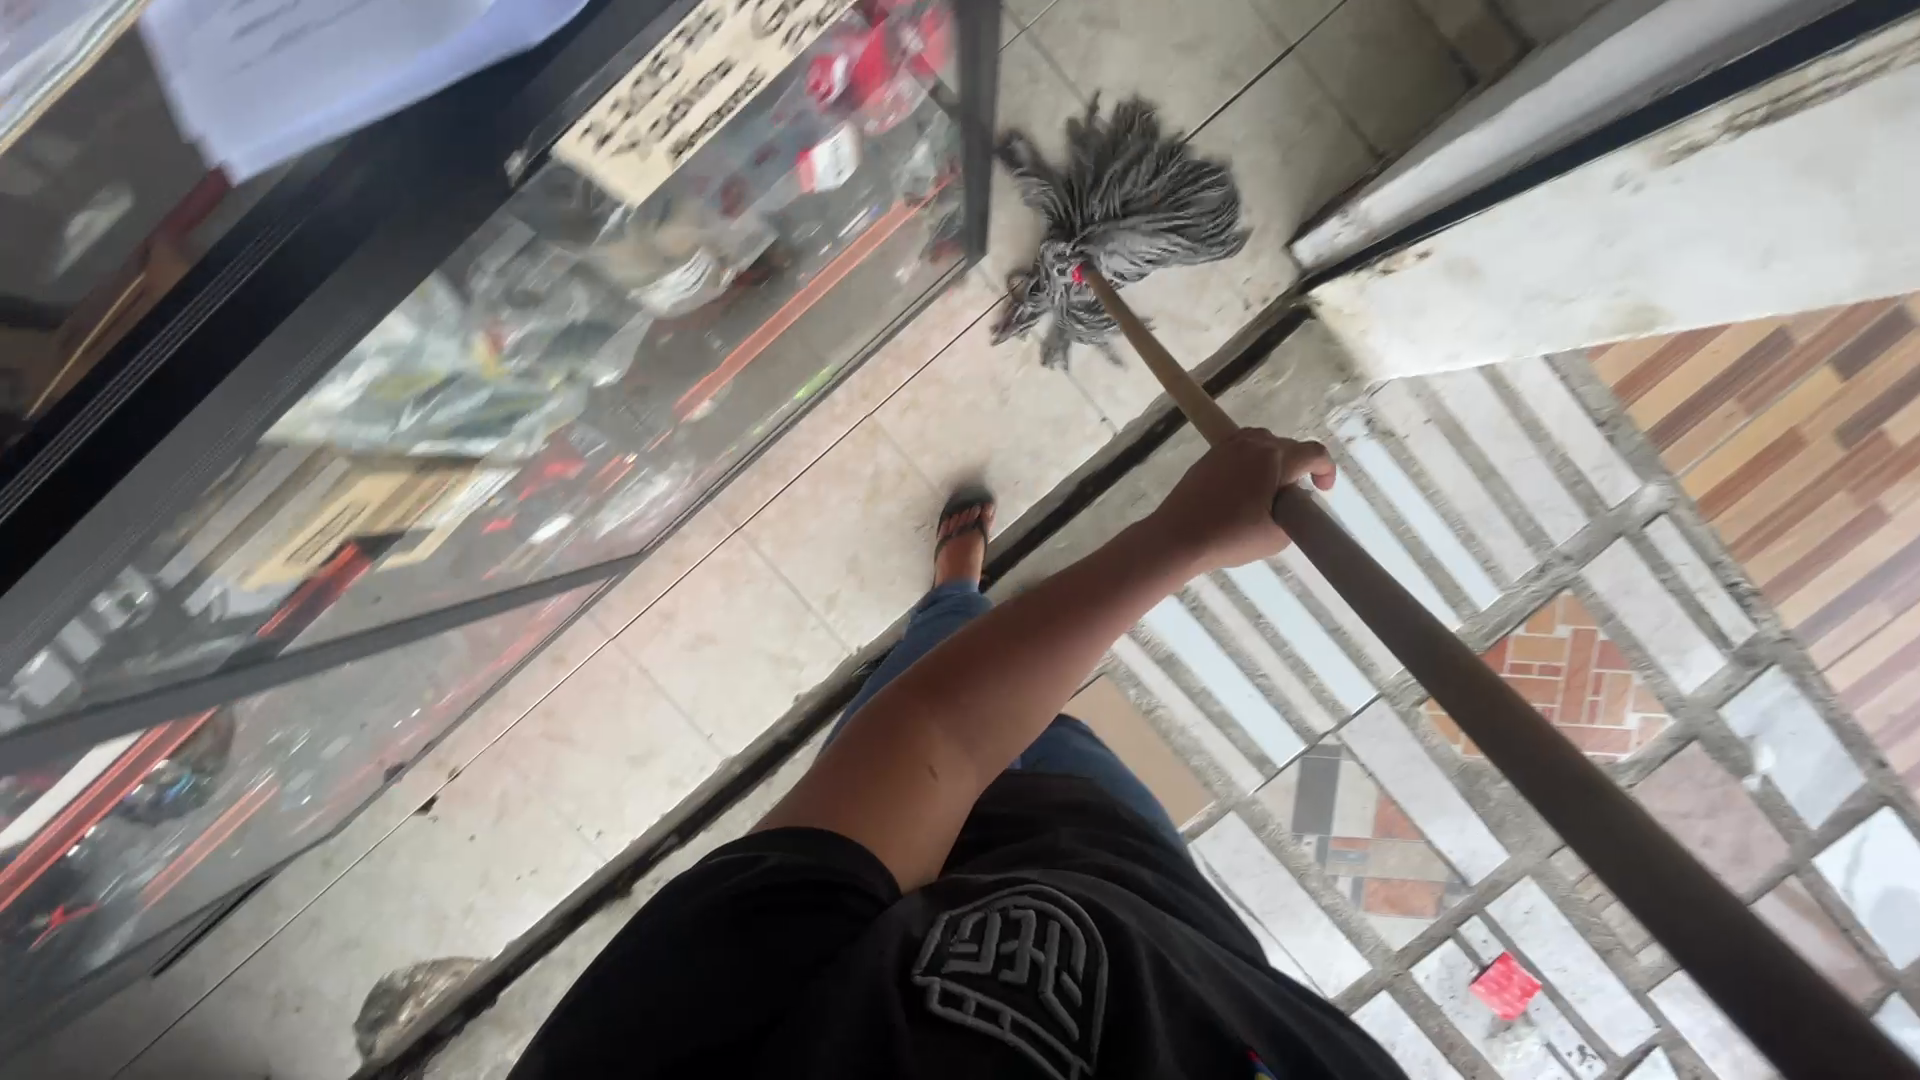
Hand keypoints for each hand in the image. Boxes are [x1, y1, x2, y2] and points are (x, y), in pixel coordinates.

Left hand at [1145, 428, 1335, 571]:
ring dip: (1274, 461)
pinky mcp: (1209, 456)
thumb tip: (1291, 501)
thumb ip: (1296, 513)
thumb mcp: (1278, 535)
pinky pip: (1240, 450)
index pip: (1314, 453)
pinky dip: (1251, 462)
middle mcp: (1252, 443)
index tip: (1322, 490)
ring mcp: (1226, 447)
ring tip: (1269, 490)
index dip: (1326, 470)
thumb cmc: (1230, 537)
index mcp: (1274, 458)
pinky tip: (1245, 487)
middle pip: (1288, 447)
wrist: (1178, 536)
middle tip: (1292, 497)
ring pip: (1263, 444)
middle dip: (1298, 468)